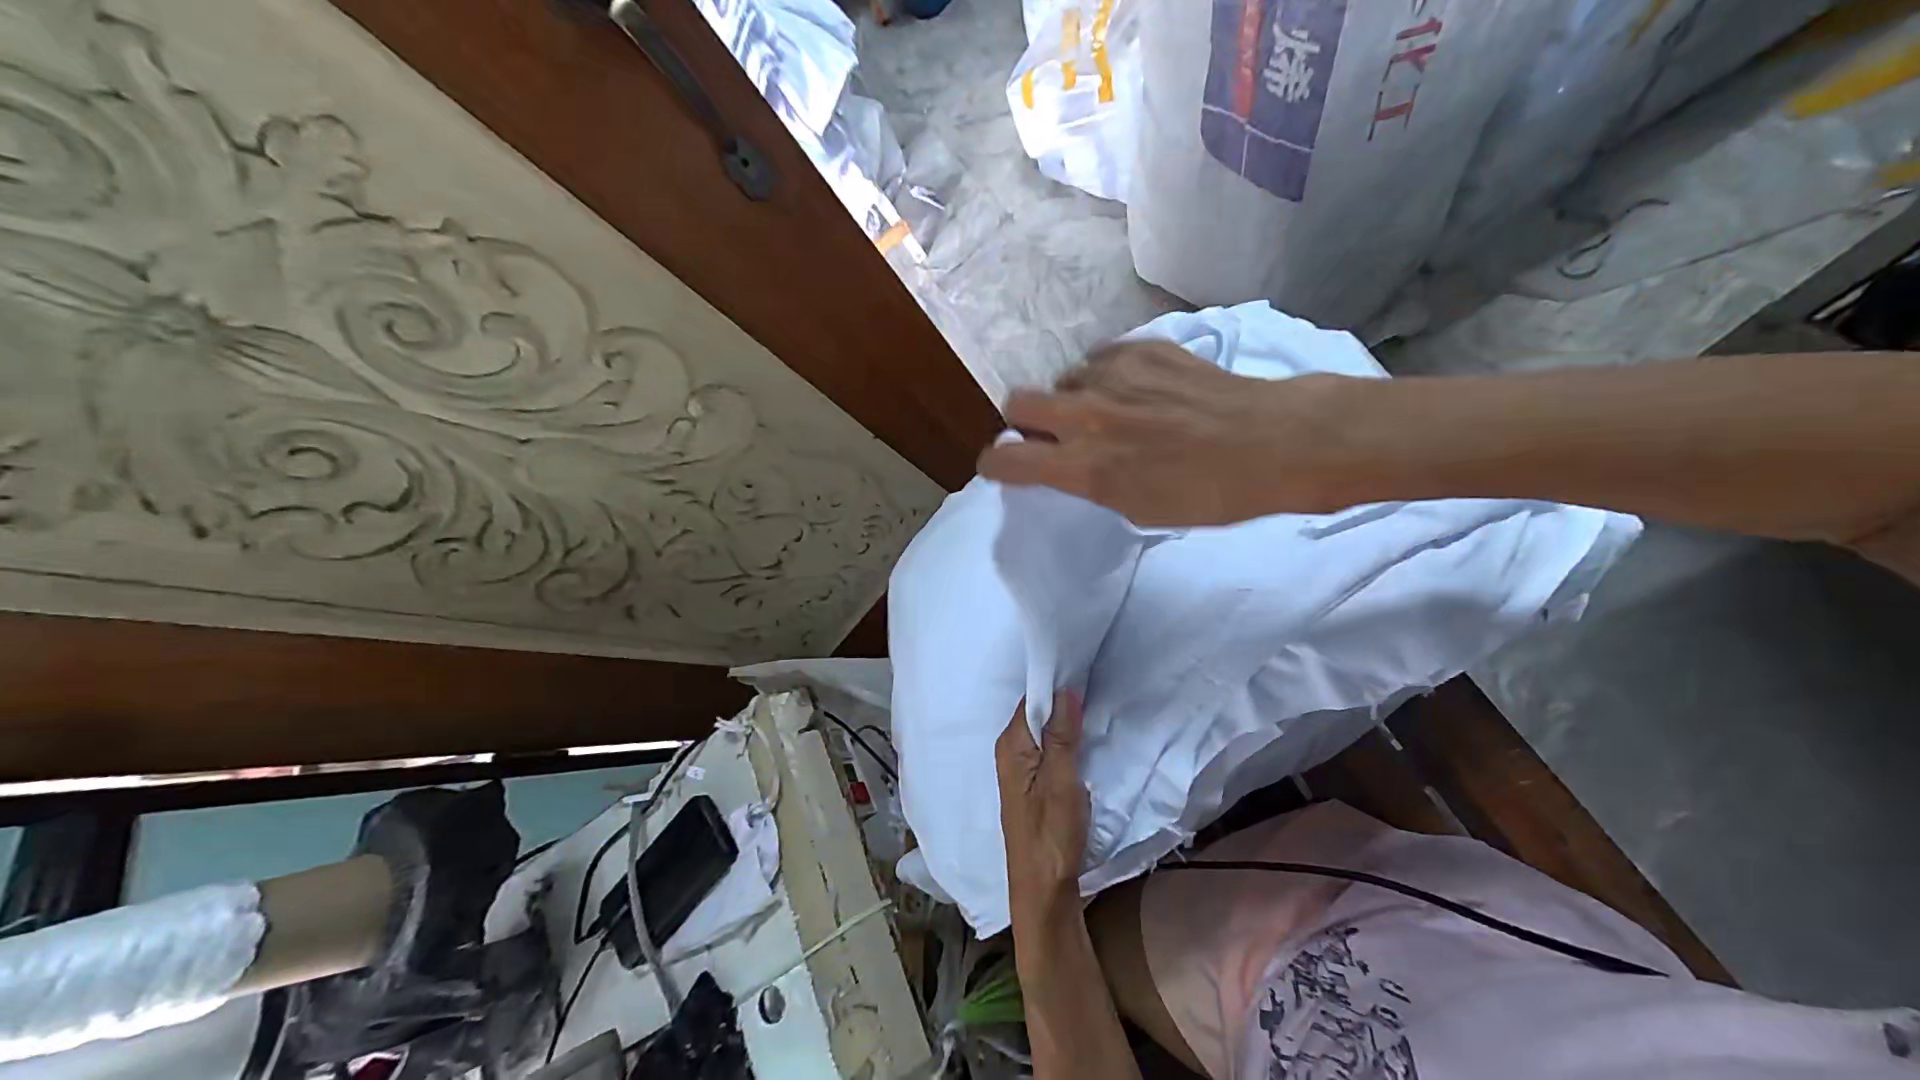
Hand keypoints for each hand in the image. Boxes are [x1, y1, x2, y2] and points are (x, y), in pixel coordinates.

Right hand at [976, 340, 1372, 525]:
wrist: (1274, 441)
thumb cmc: (1210, 493)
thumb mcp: (1138, 509)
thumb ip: (1089, 483)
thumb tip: (1065, 463)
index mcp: (1085, 465)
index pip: (1007, 460)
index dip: (995, 464)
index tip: (1002, 466)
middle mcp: (1088, 415)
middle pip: (1017, 402)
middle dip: (1025, 421)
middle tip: (1052, 435)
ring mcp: (1114, 374)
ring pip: (1064, 379)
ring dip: (1074, 398)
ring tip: (1111, 411)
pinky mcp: (1142, 348)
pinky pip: (1101, 359)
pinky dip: (1107, 377)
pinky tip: (1139, 391)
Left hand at [996, 691, 1090, 922]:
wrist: (1043, 890)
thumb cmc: (1051, 834)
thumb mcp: (1061, 781)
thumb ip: (1062, 736)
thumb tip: (1066, 689)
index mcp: (1011, 746)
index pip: (1032, 700)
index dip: (1057, 685)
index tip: (1087, 670)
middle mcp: (1011, 752)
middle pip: (1038, 715)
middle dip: (1065, 703)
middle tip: (1099, 687)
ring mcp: (1022, 770)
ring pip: (1046, 734)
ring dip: (1068, 725)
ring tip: (1098, 709)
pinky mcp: (1034, 786)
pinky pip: (1050, 751)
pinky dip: (1067, 744)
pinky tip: (1087, 742)